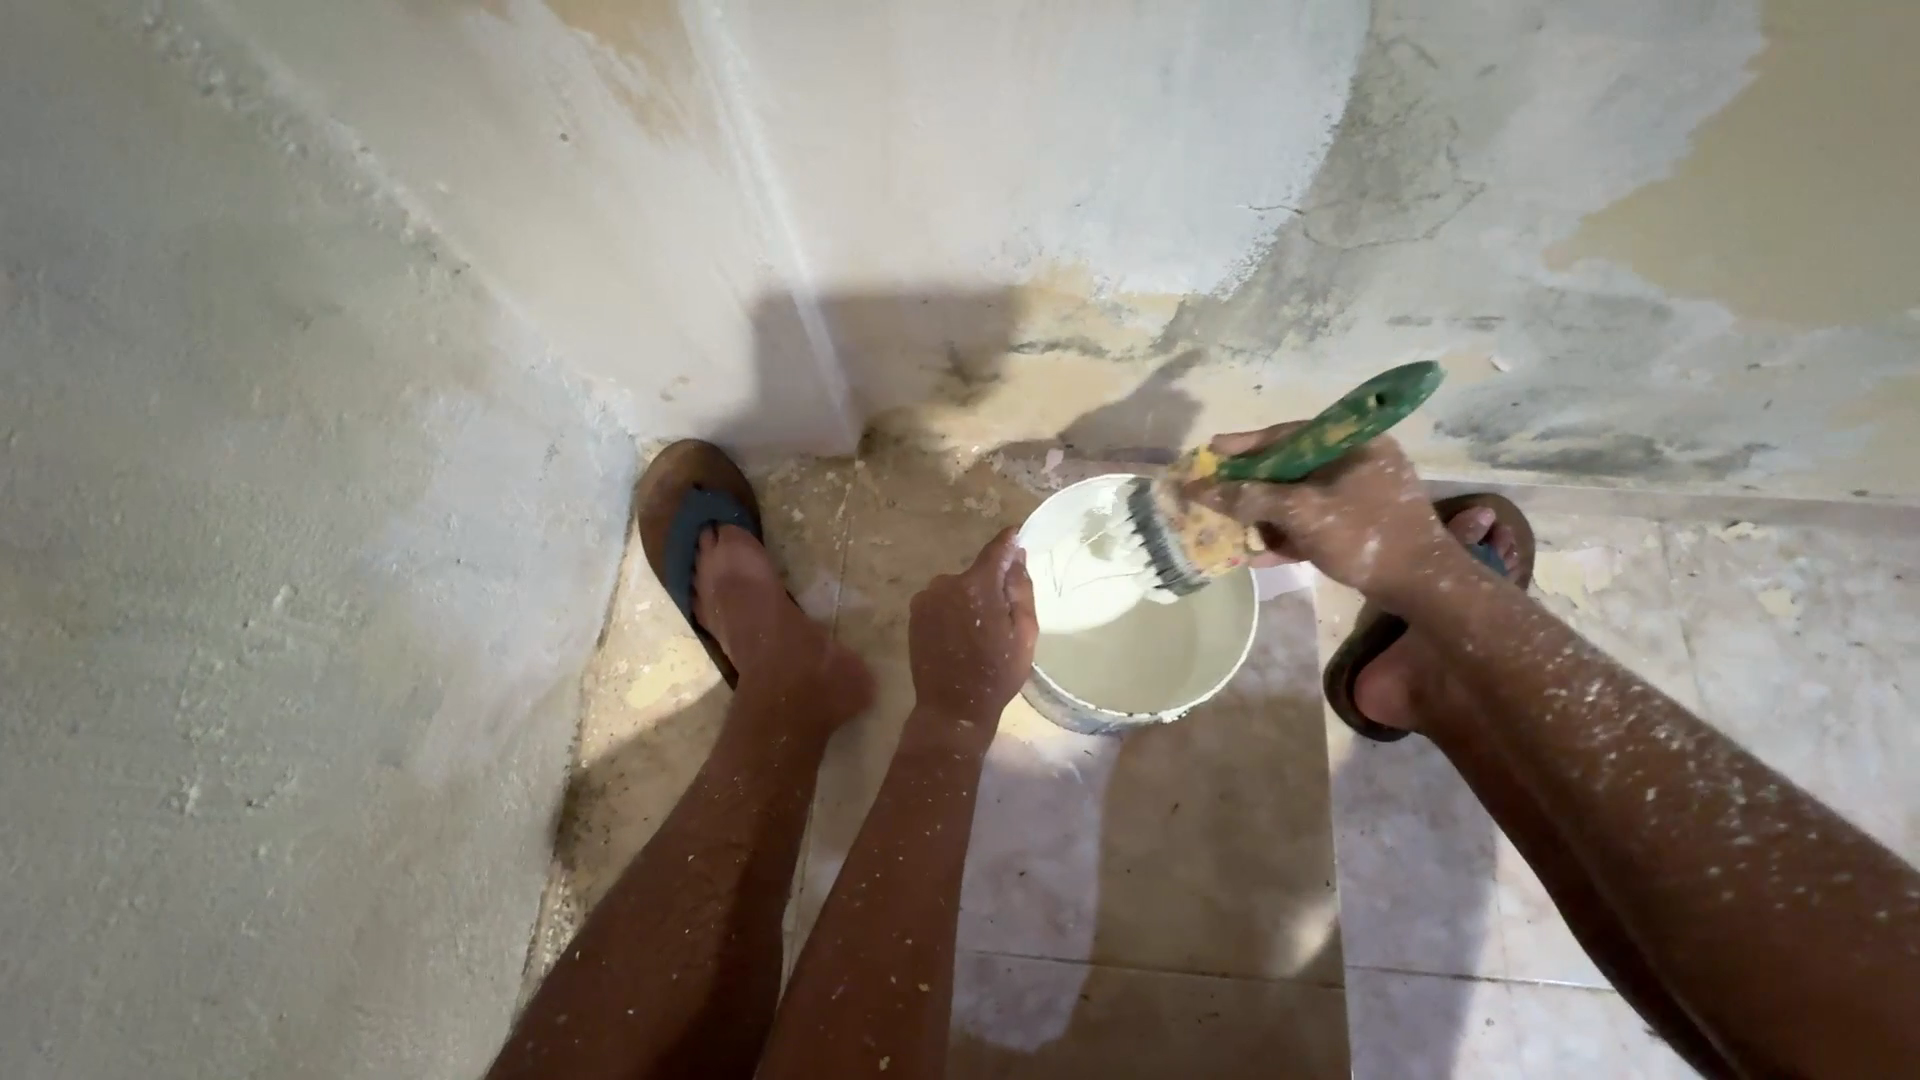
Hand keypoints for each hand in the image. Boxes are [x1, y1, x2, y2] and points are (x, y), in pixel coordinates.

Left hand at [907, 527, 1037, 741]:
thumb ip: (1021, 589)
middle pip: (977, 573)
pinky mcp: (914, 613)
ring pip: (958, 588)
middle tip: (1002, 616)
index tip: (1019, 535)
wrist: (953, 707)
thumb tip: (1016, 556)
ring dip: (969, 600)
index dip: (1010, 541)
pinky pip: (942, 601)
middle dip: (991, 586)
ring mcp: (926, 598)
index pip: (997, 549)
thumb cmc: (997, 673)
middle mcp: (946, 583)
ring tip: (978, 632)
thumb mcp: (1025, 632)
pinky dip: (953, 610)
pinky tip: (959, 637)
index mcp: (977, 585)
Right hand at [1187, 424, 1457, 601]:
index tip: (1210, 451)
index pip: (1287, 435)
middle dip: (1249, 486)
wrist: (1421, 586)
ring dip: (1262, 514)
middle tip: (1213, 491)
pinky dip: (1284, 534)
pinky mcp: (1355, 525)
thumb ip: (1248, 497)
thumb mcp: (1301, 511)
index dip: (1244, 445)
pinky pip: (1309, 521)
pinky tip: (1256, 553)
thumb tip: (1197, 487)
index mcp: (1351, 444)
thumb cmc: (1363, 535)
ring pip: (1296, 498)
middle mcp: (1355, 462)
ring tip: (1227, 526)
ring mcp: (1356, 495)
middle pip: (1288, 468)